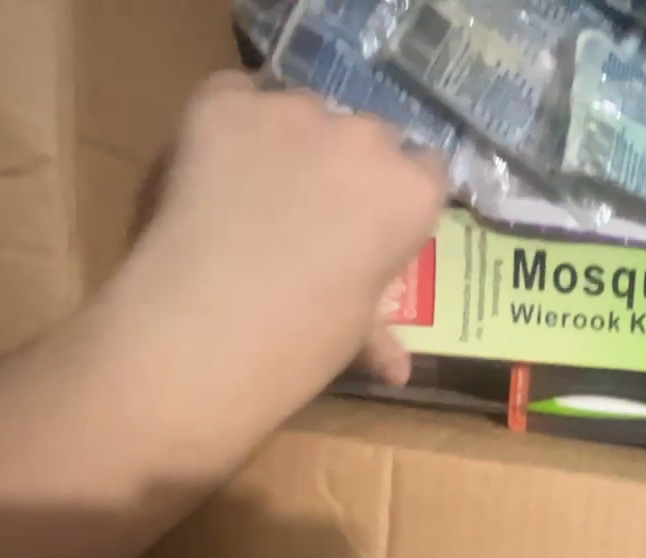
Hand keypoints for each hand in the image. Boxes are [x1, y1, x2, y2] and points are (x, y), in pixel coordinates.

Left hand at [108, 74, 447, 390]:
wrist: (220, 320)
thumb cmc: (312, 337)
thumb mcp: (359, 332)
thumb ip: (380, 331)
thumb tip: (397, 372)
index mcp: (412, 194)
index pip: (426, 169)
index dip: (400, 194)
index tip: (379, 221)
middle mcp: (365, 138)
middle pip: (369, 134)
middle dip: (351, 165)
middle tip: (319, 212)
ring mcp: (295, 112)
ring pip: (305, 112)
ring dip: (295, 142)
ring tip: (261, 192)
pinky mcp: (227, 102)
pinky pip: (239, 97)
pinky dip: (235, 125)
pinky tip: (219, 168)